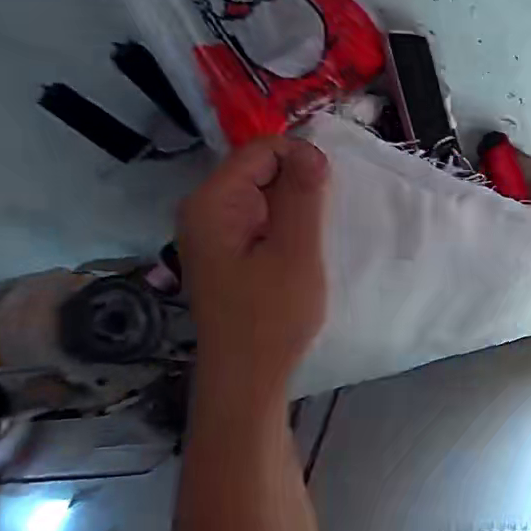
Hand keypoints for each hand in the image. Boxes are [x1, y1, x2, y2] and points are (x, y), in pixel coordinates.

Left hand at [177, 137, 330, 396]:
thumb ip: (303, 195)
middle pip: (259, 170)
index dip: (300, 160)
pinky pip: (258, 221)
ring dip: (293, 212)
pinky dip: (283, 229)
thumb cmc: (270, 318)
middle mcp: (203, 210)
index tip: (327, 194)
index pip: (261, 149)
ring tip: (307, 245)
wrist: (246, 380)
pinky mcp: (224, 253)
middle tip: (317, 228)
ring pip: (263, 197)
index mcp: (212, 202)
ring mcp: (211, 233)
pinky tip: (295, 256)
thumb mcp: (295, 252)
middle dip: (296, 188)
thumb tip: (312, 150)